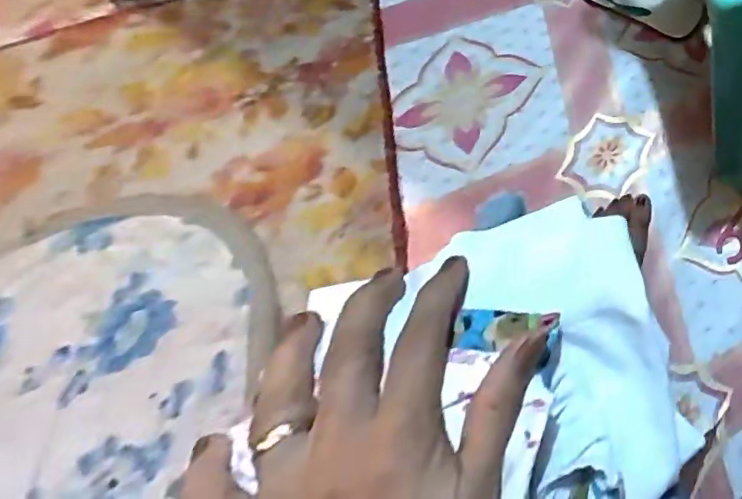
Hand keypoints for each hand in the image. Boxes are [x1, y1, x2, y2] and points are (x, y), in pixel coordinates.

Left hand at [180, 258, 547, 498]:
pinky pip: (211, 493)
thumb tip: (530, 335)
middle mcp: (336, 442)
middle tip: (389, 279)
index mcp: (398, 433)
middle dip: (372, 302)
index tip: (453, 266)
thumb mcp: (478, 494)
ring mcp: (280, 487)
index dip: (439, 294)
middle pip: (351, 349)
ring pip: (277, 399)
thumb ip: (498, 412)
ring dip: (291, 352)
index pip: (421, 339)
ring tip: (306, 321)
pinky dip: (210, 465)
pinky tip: (214, 443)